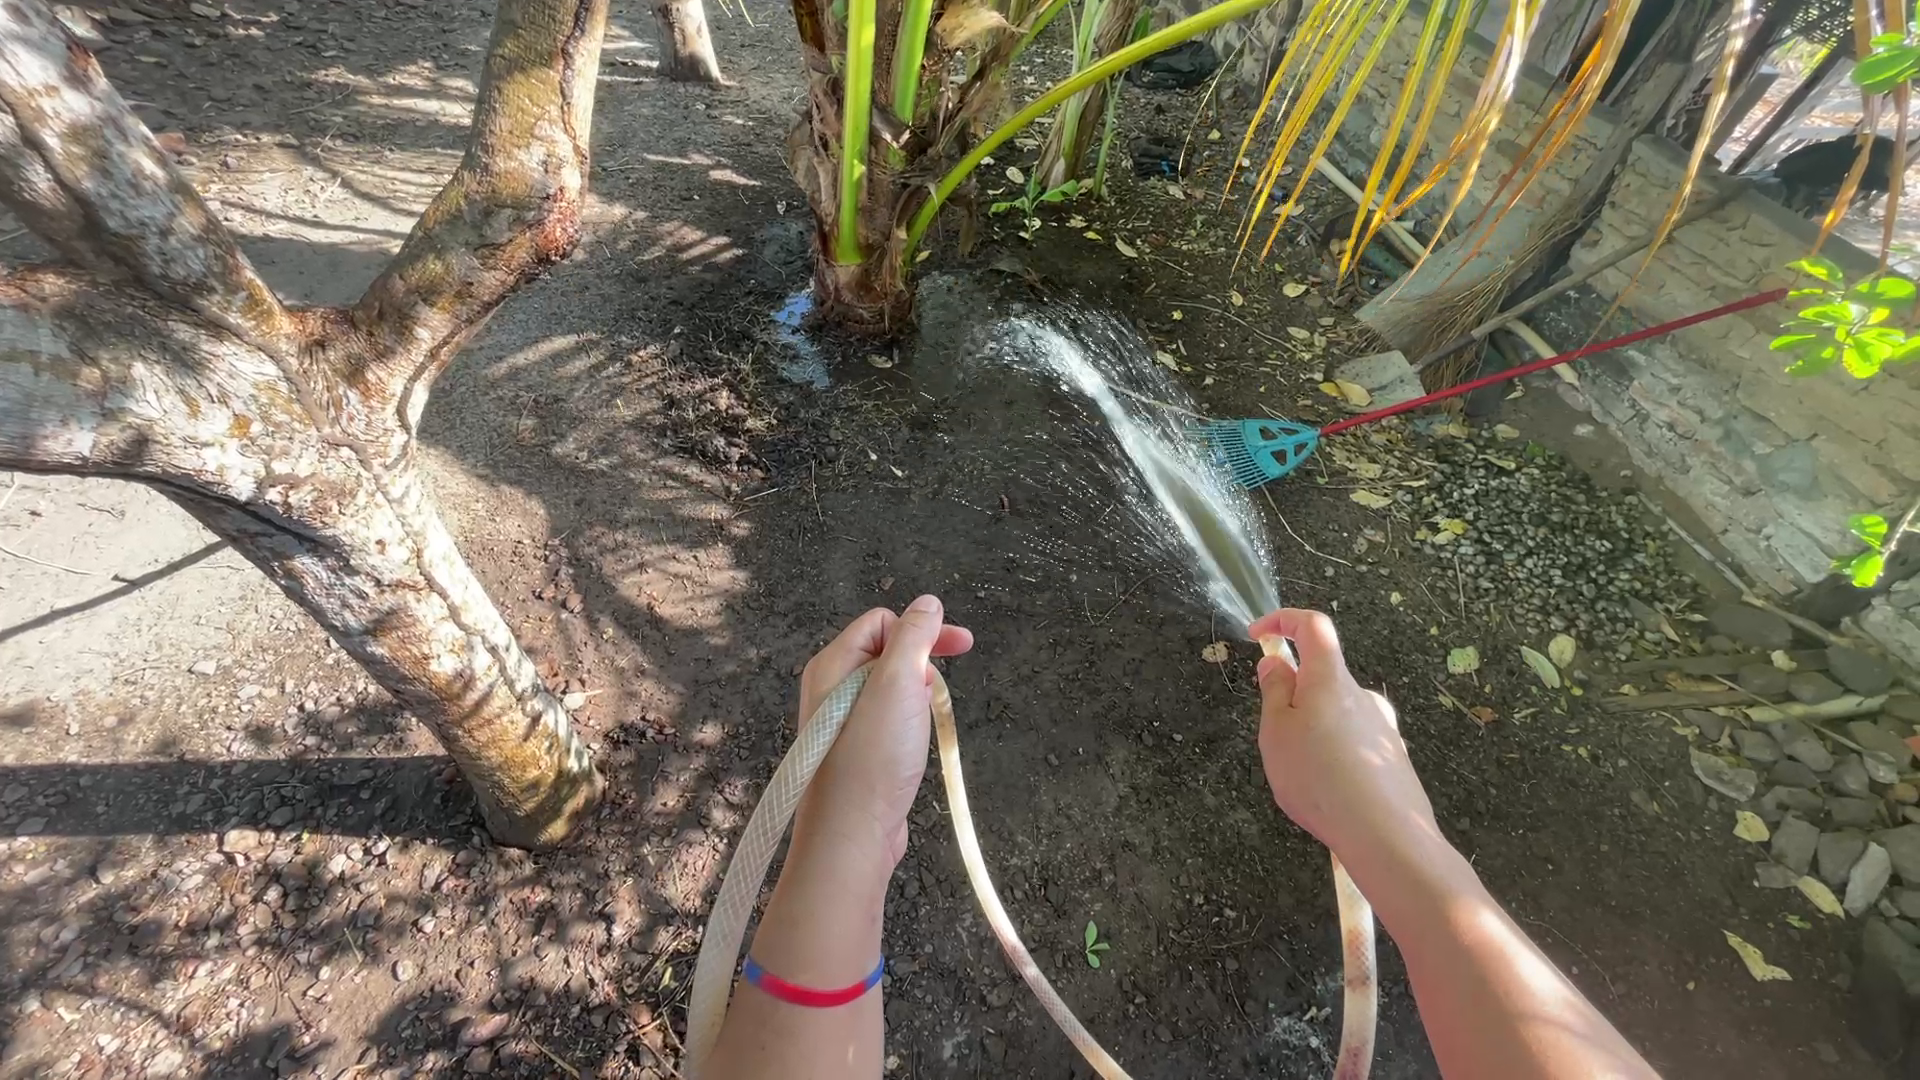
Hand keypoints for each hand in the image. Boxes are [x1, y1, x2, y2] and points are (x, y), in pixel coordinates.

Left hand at [793, 596, 973, 869]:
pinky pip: (887, 715)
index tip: (957, 648)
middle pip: (885, 649)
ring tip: (924, 716)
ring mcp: (840, 720)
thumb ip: (913, 637)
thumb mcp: (898, 683)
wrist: (852, 834)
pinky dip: (908, 717)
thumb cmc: (874, 754)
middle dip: (922, 658)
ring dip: (917, 690)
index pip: (881, 621)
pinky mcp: (854, 748)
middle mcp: (830, 686)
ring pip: (889, 684)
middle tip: (952, 673)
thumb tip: (928, 602)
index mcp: (833, 663)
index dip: (920, 629)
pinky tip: (915, 739)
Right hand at [1250, 608, 1439, 865]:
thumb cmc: (1318, 776)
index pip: (1313, 625)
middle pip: (1322, 674)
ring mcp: (1381, 726)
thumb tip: (1276, 663)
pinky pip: (1352, 739)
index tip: (1258, 636)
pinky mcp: (1391, 757)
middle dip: (1291, 693)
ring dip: (1311, 726)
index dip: (1282, 620)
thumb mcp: (1276, 732)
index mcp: (1330, 680)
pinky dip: (1331, 750)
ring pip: (1335, 711)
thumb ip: (1274, 691)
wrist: (1387, 836)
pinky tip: (1326, 789)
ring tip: (1298, 771)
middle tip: (1272, 734)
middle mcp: (1362, 695)